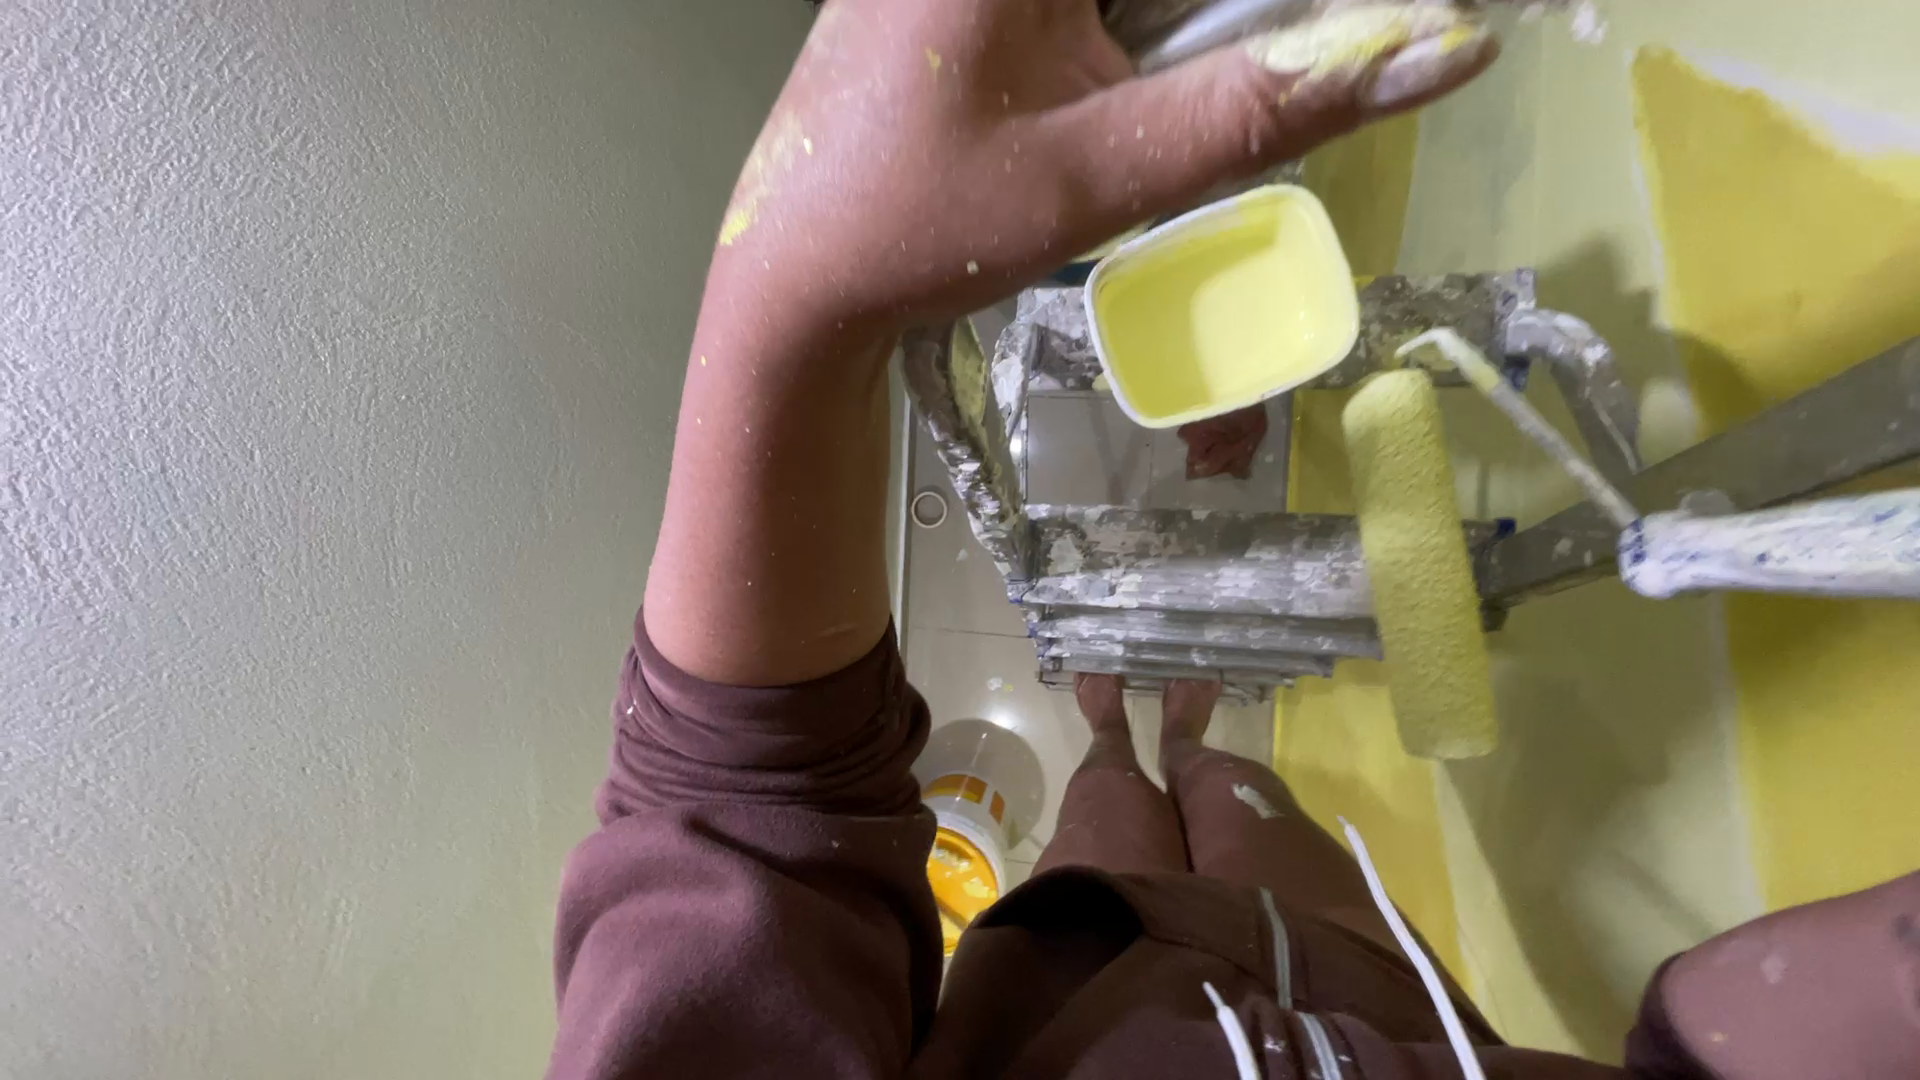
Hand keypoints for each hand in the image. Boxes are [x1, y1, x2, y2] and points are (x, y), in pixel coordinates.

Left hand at [710, 0, 1498, 328]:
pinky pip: (1066, 5)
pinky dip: (1114, 35)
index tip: (1321, 44)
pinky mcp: (944, 1)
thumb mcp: (1097, 180)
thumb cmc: (926, 234)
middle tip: (1192, 106)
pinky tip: (1095, 92)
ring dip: (1164, 38)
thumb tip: (1440, 48)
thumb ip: (1260, 111)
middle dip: (1206, 36)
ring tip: (1101, 139)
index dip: (1273, 16)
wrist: (802, 282)